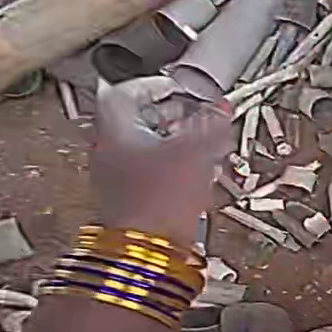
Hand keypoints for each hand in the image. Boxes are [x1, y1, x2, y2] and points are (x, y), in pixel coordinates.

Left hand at [91, 76, 232, 245]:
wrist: (149, 247)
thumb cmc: (160, 200)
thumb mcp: (195, 151)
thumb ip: (210, 124)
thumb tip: (221, 106)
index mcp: (115, 131)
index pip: (125, 91)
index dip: (154, 84)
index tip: (177, 87)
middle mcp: (110, 150)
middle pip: (138, 117)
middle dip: (171, 112)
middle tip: (195, 111)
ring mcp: (119, 175)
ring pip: (147, 143)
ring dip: (175, 137)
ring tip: (202, 139)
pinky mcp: (134, 196)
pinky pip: (153, 168)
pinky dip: (174, 161)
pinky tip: (196, 169)